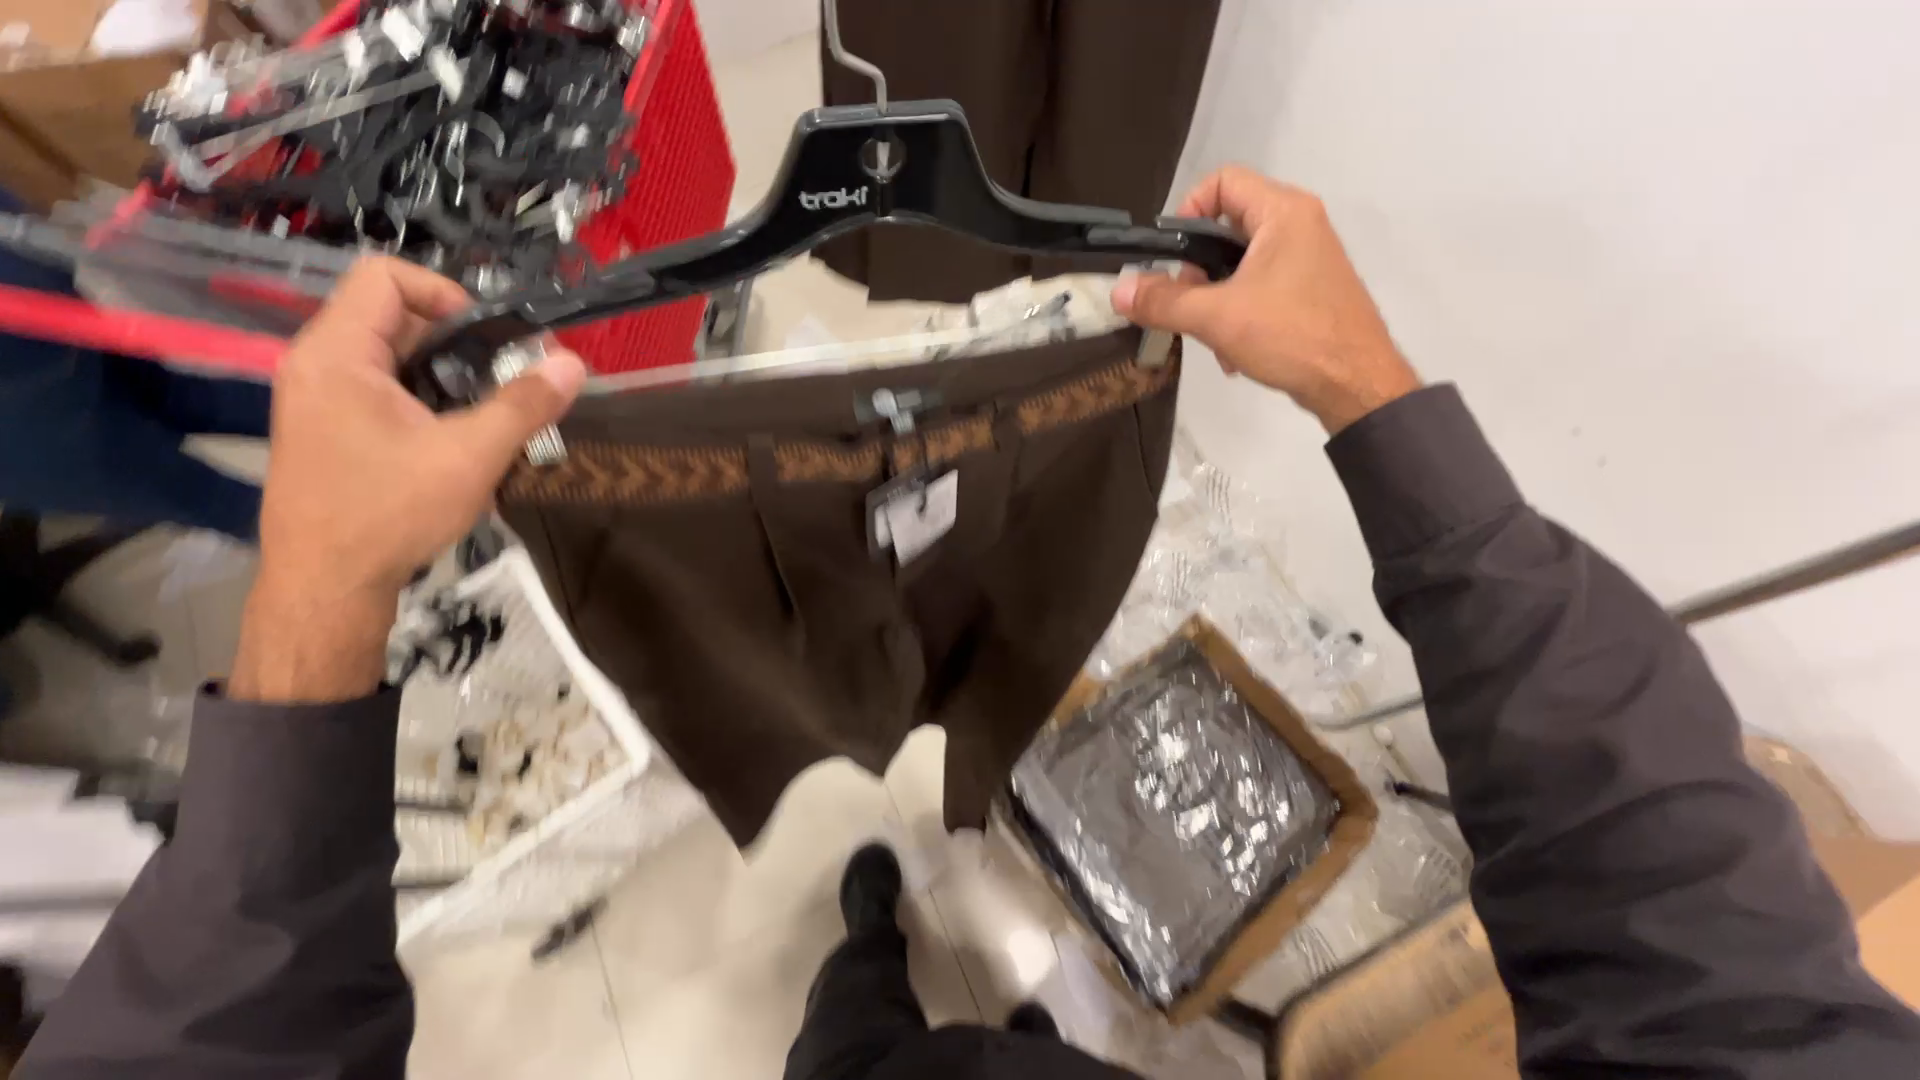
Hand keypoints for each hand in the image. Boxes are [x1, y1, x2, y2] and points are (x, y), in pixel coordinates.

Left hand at [229, 258, 585, 701]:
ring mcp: (320, 401)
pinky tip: (458, 441)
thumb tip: (573, 364)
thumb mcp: (470, 456)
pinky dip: (427, 400)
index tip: (492, 338)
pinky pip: (383, 391)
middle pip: (393, 317)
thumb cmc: (390, 513)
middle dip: (459, 341)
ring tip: (489, 413)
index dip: (446, 292)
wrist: (327, 586)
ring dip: (448, 375)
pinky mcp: (331, 432)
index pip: (384, 277)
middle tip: (506, 379)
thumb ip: (524, 405)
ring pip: (393, 359)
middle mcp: (318, 366)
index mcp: (337, 354)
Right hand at [1112, 166, 1421, 433]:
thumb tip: (1119, 290)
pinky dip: (1239, 314)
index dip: (1187, 210)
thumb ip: (1162, 302)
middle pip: (1227, 226)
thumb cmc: (1291, 335)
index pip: (1222, 181)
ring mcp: (1307, 258)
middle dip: (1197, 269)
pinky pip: (1260, 288)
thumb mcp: (1216, 317)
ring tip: (1211, 335)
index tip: (1171, 256)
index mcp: (1283, 212)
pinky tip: (1234, 352)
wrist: (1355, 383)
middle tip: (1188, 304)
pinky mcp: (1310, 290)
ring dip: (1214, 300)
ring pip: (1240, 264)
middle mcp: (1299, 224)